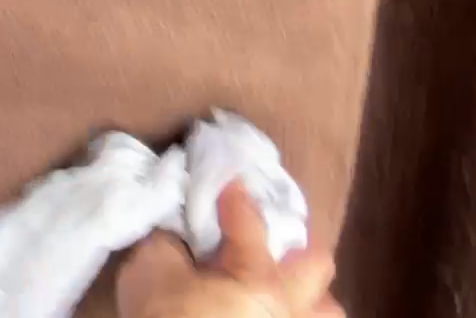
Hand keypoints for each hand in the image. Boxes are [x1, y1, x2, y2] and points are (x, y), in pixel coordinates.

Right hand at [117, 183, 342, 317]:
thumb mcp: (151, 265)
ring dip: (306, 287)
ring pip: (325, 308)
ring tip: (276, 274)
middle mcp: (292, 309)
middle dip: (295, 239)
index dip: (236, 195)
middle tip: (269, 222)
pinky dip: (290, 309)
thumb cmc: (167, 315)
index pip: (249, 223)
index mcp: (261, 278)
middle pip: (316, 267)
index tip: (230, 172)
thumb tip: (178, 228)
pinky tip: (262, 305)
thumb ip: (169, 238)